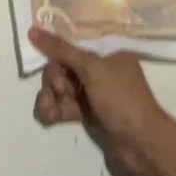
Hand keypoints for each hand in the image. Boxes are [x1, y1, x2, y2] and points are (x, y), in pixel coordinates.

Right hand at [30, 27, 170, 175]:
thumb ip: (61, 49)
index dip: (55, 46)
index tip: (40, 53)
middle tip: (59, 88)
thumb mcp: (91, 68)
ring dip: (51, 96)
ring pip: (62, 86)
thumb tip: (32, 30)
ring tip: (48, 107)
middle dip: (55, 77)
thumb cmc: (121, 98)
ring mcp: (94, 91)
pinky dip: (56, 110)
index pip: (74, 39)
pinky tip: (48, 116)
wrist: (143, 145)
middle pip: (64, 64)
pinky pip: (65, 105)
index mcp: (106, 49)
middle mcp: (100, 67)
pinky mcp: (89, 112)